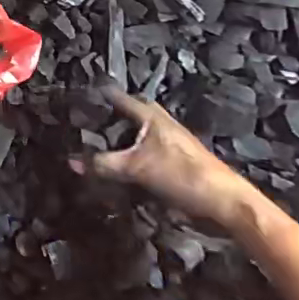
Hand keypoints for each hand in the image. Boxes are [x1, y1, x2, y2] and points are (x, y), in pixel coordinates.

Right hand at [72, 88, 260, 229]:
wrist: (228, 204)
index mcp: (149, 113)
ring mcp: (168, 138)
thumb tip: (69, 161)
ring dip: (116, 135)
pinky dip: (127, 150)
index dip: (91, 95)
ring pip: (134, 130)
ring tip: (92, 141)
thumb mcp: (136, 168)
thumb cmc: (182, 175)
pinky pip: (142, 146)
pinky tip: (116, 159)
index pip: (113, 95)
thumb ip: (102, 163)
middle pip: (124, 112)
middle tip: (79, 123)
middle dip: (103, 116)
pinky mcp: (174, 156)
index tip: (69, 99)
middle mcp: (158, 120)